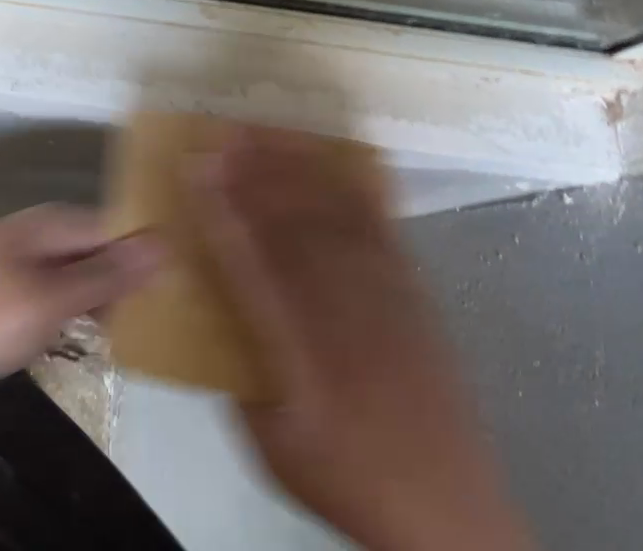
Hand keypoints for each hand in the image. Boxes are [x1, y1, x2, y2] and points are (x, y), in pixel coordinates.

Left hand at [0, 205, 159, 394]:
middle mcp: (35, 233)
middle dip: (127, 276)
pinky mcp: (7, 291)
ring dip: (103, 296)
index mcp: (46, 225)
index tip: (183, 283)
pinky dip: (76, 308)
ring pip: (77, 270)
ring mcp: (19, 261)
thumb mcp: (50, 300)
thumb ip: (105, 274)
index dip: (147, 250)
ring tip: (133, 329)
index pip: (114, 224)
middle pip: (96, 245)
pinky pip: (57, 290)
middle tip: (162, 315)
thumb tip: (162, 243)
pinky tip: (89, 334)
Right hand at [187, 130, 533, 550]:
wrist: (449, 514)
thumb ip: (241, 369)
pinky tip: (338, 165)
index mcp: (300, 351)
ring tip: (267, 134)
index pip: (250, 262)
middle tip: (224, 131)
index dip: (219, 209)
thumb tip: (218, 311)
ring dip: (298, 169)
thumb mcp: (269, 439)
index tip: (193, 167)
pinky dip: (355, 192)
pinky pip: (383, 233)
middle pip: (293, 225)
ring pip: (336, 218)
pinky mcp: (417, 300)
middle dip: (255, 172)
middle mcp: (346, 314)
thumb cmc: (344, 477)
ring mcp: (388, 301)